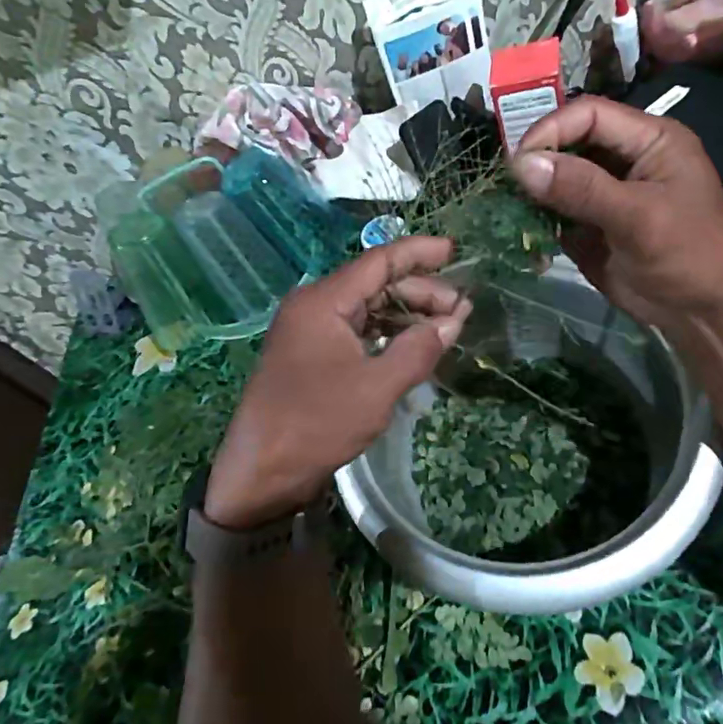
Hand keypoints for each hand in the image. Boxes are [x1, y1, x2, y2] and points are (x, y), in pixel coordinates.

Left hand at [204, 237, 471, 528]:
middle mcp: (315, 307)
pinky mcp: (314, 357)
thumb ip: (418, 349)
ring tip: (447, 328)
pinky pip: (358, 332)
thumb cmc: (316, 424)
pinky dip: (388, 335)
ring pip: (368, 309)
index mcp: (323, 302)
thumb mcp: (376, 388)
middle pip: (376, 284)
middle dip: (421, 293)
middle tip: (462, 310)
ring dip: (407, 315)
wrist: (260, 473)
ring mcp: (312, 332)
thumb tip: (454, 322)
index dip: (419, 253)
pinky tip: (414, 346)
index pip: (378, 261)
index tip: (455, 250)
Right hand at [509, 96, 722, 331]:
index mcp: (649, 140)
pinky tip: (521, 230)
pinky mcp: (592, 229)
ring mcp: (606, 196)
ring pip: (557, 179)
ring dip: (533, 192)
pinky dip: (537, 222)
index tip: (519, 161)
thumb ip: (582, 188)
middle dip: (537, 159)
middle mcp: (625, 160)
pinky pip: (556, 215)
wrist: (712, 316)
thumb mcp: (639, 217)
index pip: (589, 115)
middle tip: (505, 182)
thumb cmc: (692, 255)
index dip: (552, 129)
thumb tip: (521, 164)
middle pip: (569, 143)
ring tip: (507, 206)